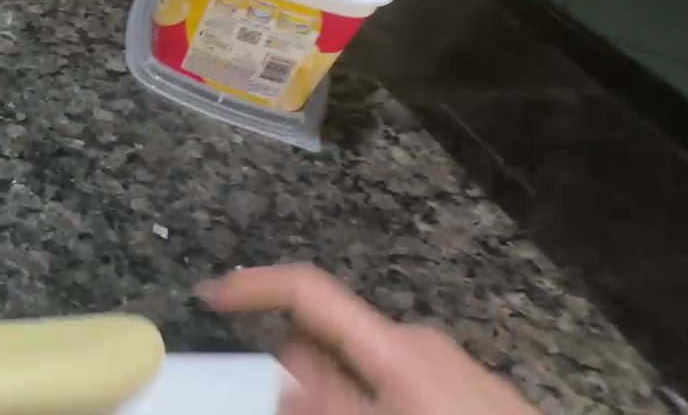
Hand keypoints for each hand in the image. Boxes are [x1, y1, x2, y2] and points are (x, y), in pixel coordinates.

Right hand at [198, 264, 536, 414]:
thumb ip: (325, 399)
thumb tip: (279, 369)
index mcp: (396, 346)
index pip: (306, 287)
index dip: (251, 284)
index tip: (209, 295)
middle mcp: (421, 342)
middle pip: (332, 333)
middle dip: (301, 363)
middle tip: (289, 400)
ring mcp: (454, 369)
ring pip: (366, 364)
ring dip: (340, 387)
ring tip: (331, 407)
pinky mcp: (478, 395)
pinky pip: (402, 384)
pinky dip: (374, 399)